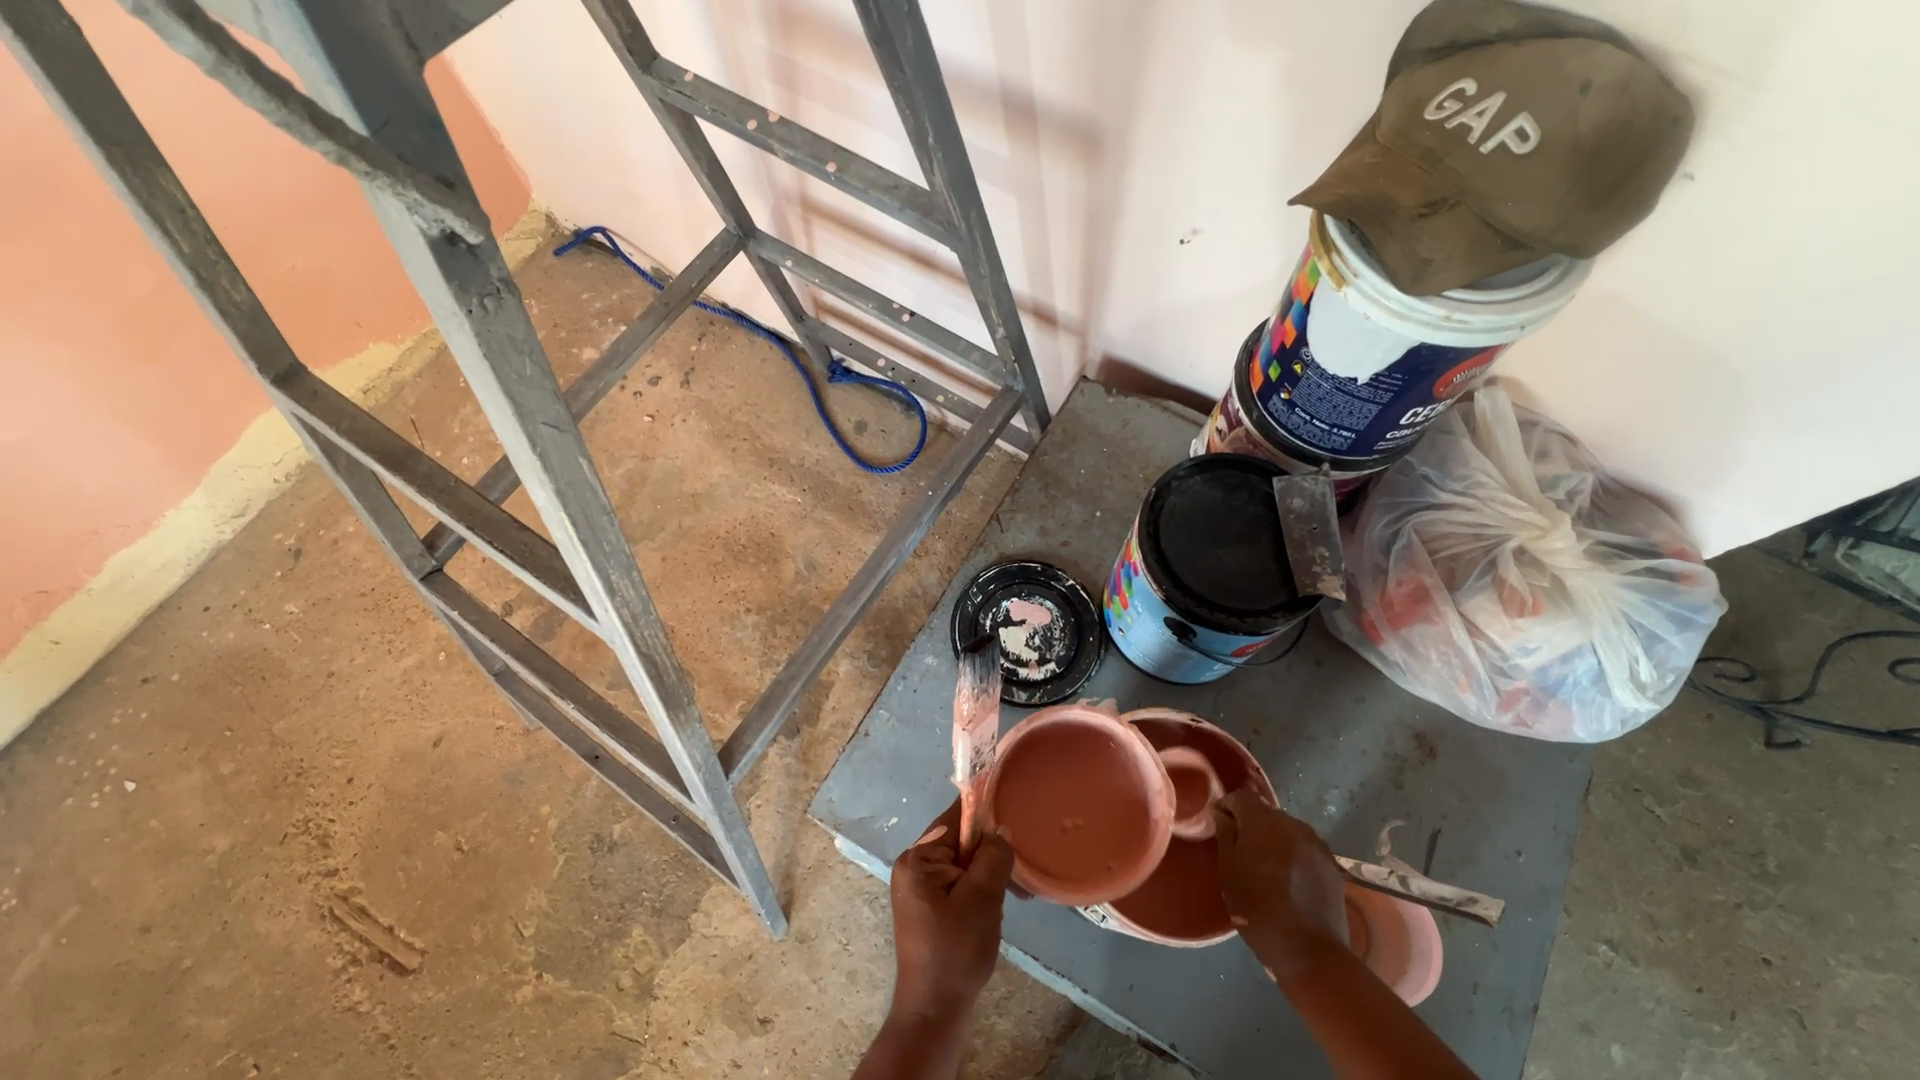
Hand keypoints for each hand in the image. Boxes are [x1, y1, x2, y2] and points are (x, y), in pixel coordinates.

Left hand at [888, 799, 1015, 1017]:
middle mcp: (913, 866)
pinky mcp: (929, 906)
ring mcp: (919, 887)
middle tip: (1021, 869)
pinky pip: (960, 882)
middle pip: (961, 839)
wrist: (934, 1008)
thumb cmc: (956, 950)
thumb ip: (993, 856)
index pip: (956, 817)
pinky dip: (982, 887)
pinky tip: (1002, 903)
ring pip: (964, 862)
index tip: (1016, 805)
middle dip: (992, 850)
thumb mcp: (982, 898)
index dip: (986, 810)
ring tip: (1018, 892)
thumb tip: (1000, 829)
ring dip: (991, 872)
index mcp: (918, 858)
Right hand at [1212, 787, 1348, 978]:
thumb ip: (1225, 836)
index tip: (1220, 824)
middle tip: (1241, 851)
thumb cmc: (1257, 909)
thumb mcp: (1228, 873)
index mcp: (1264, 822)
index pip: (1242, 796)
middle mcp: (1293, 824)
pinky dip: (1293, 856)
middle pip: (1266, 814)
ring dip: (1274, 841)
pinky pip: (1305, 849)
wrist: (1309, 949)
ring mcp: (1317, 844)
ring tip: (1266, 869)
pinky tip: (1289, 882)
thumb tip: (1223, 815)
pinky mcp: (1332, 864)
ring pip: (1287, 832)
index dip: (1228, 805)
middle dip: (1252, 826)